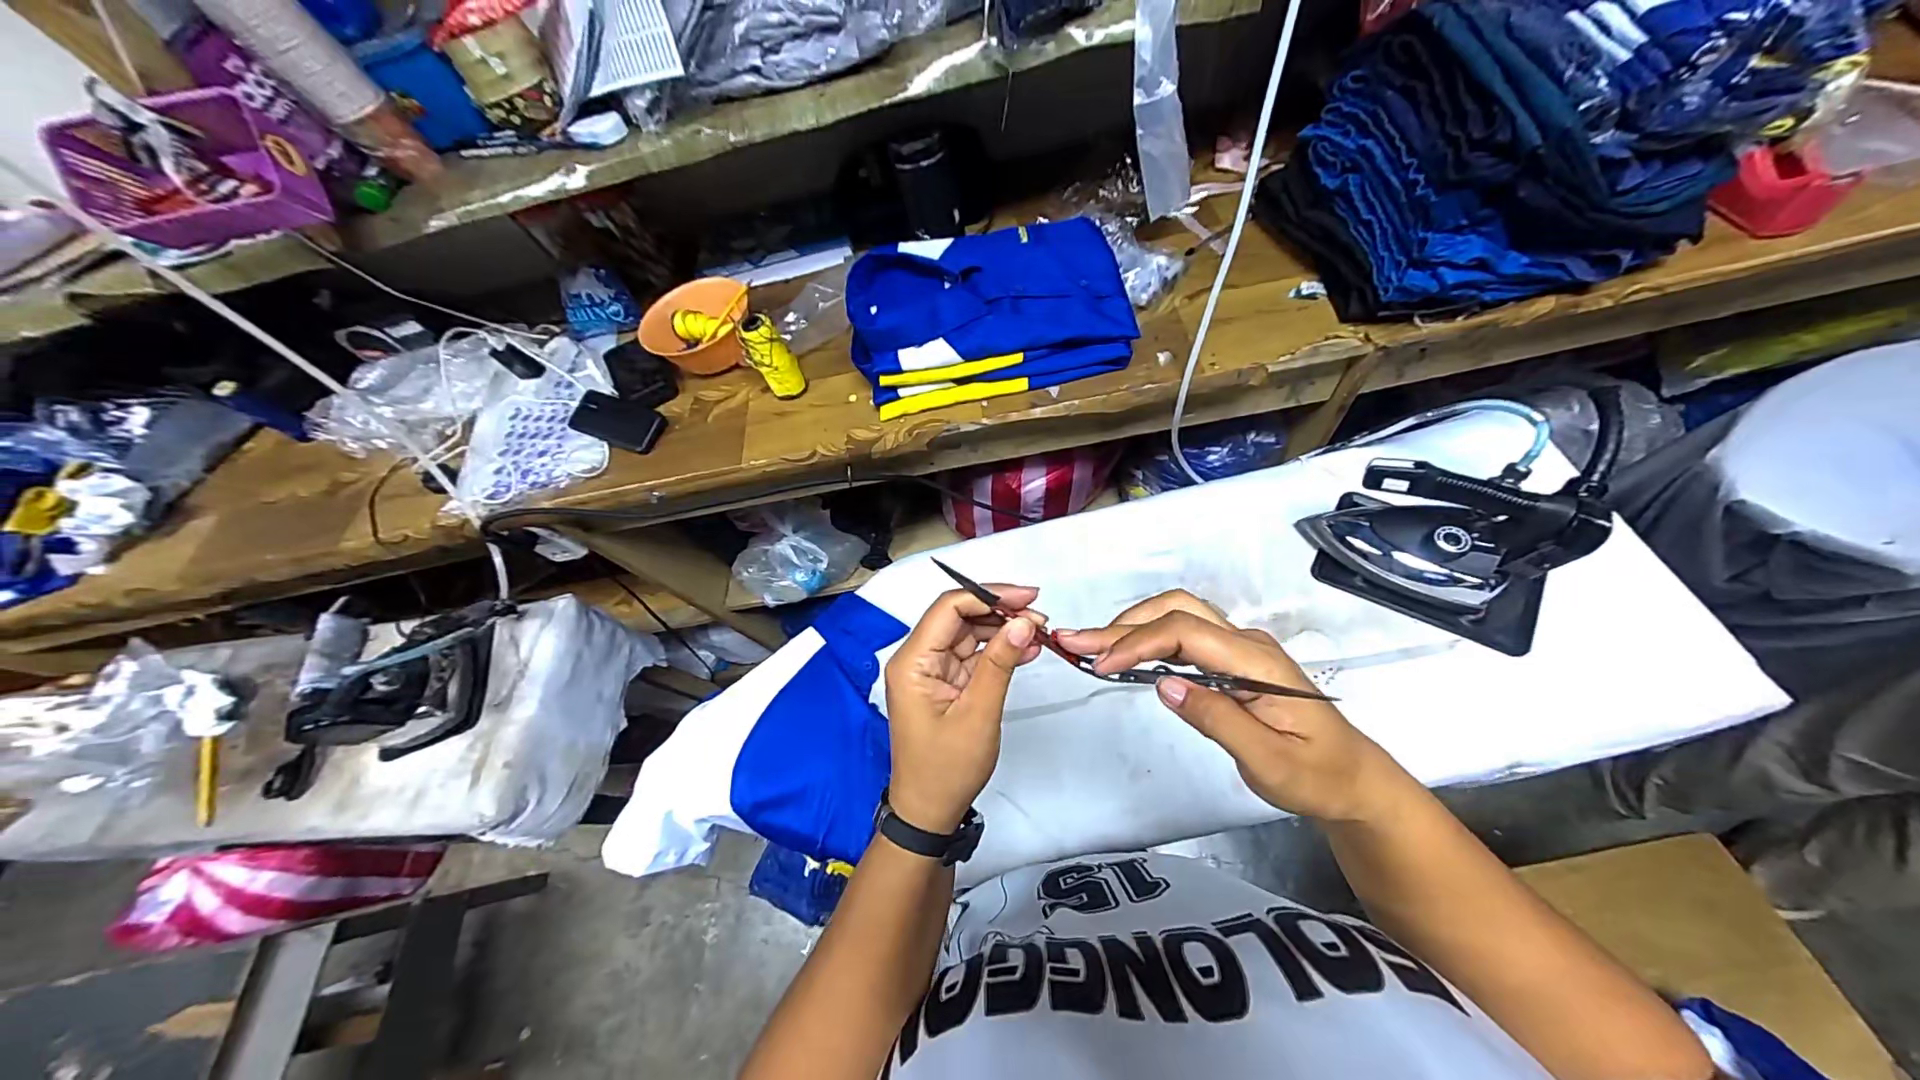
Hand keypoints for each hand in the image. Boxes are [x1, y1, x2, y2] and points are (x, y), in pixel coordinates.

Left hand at [883, 586, 1046, 833]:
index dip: (988, 595)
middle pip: (959, 616)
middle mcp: (917, 659)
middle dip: (1000, 611)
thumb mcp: (978, 713)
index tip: (1025, 597)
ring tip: (1038, 632)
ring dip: (1003, 629)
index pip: (949, 609)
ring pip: (969, 633)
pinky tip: (1026, 649)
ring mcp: (931, 671)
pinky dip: (998, 650)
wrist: (929, 811)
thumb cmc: (945, 770)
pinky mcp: (945, 683)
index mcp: (912, 662)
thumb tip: (1021, 623)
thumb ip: (999, 663)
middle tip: (1038, 615)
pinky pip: (973, 655)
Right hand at [1056, 591, 1417, 823]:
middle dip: (1123, 624)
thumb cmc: (1318, 776)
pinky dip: (1146, 639)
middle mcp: (1246, 644)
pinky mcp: (1231, 661)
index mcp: (1257, 662)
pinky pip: (1182, 636)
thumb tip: (1164, 684)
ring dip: (1131, 626)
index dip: (1138, 643)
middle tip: (1078, 642)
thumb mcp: (1270, 762)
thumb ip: (1217, 719)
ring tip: (1091, 645)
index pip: (1186, 633)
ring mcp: (1239, 649)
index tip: (1102, 665)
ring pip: (1177, 617)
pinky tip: (1124, 654)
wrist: (1354, 780)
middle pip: (1176, 610)